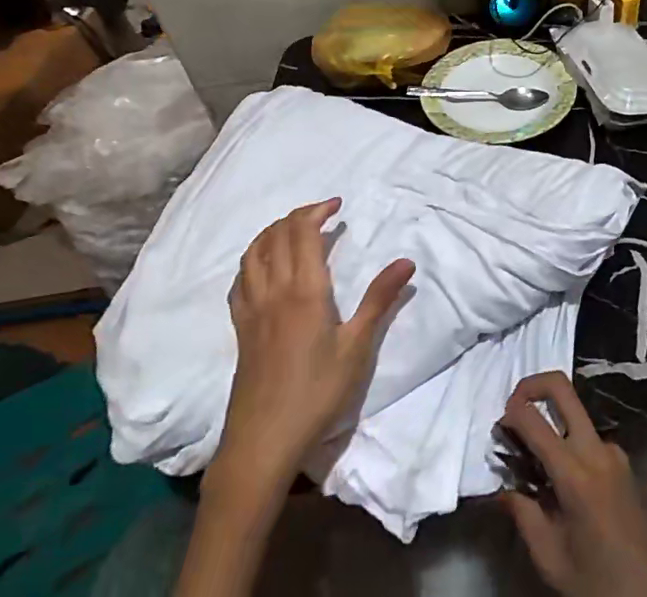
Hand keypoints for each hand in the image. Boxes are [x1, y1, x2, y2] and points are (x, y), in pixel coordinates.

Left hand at [213, 198, 414, 480]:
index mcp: (304, 292)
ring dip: (272, 232)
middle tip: (322, 213)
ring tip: (293, 230)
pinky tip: (264, 267)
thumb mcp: (357, 347)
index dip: (317, 211)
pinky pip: (240, 279)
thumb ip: (379, 300)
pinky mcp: (240, 328)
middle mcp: (273, 292)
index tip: (337, 205)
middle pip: (277, 237)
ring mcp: (252, 310)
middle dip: (298, 216)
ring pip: (253, 254)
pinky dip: (253, 259)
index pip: (303, 234)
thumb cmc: (317, 393)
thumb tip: (406, 262)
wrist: (263, 440)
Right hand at [499, 373, 646, 596]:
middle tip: (512, 406)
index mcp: (575, 474)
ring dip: (551, 417)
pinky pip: (589, 437)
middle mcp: (597, 450)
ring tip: (532, 455)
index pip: (535, 422)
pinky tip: (558, 475)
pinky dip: (568, 441)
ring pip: (577, 413)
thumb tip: (501, 487)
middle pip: (564, 390)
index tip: (497, 427)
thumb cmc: (596, 580)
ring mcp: (614, 452)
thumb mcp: (549, 556)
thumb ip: (523, 513)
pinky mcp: (622, 461)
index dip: (510, 413)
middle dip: (533, 385)